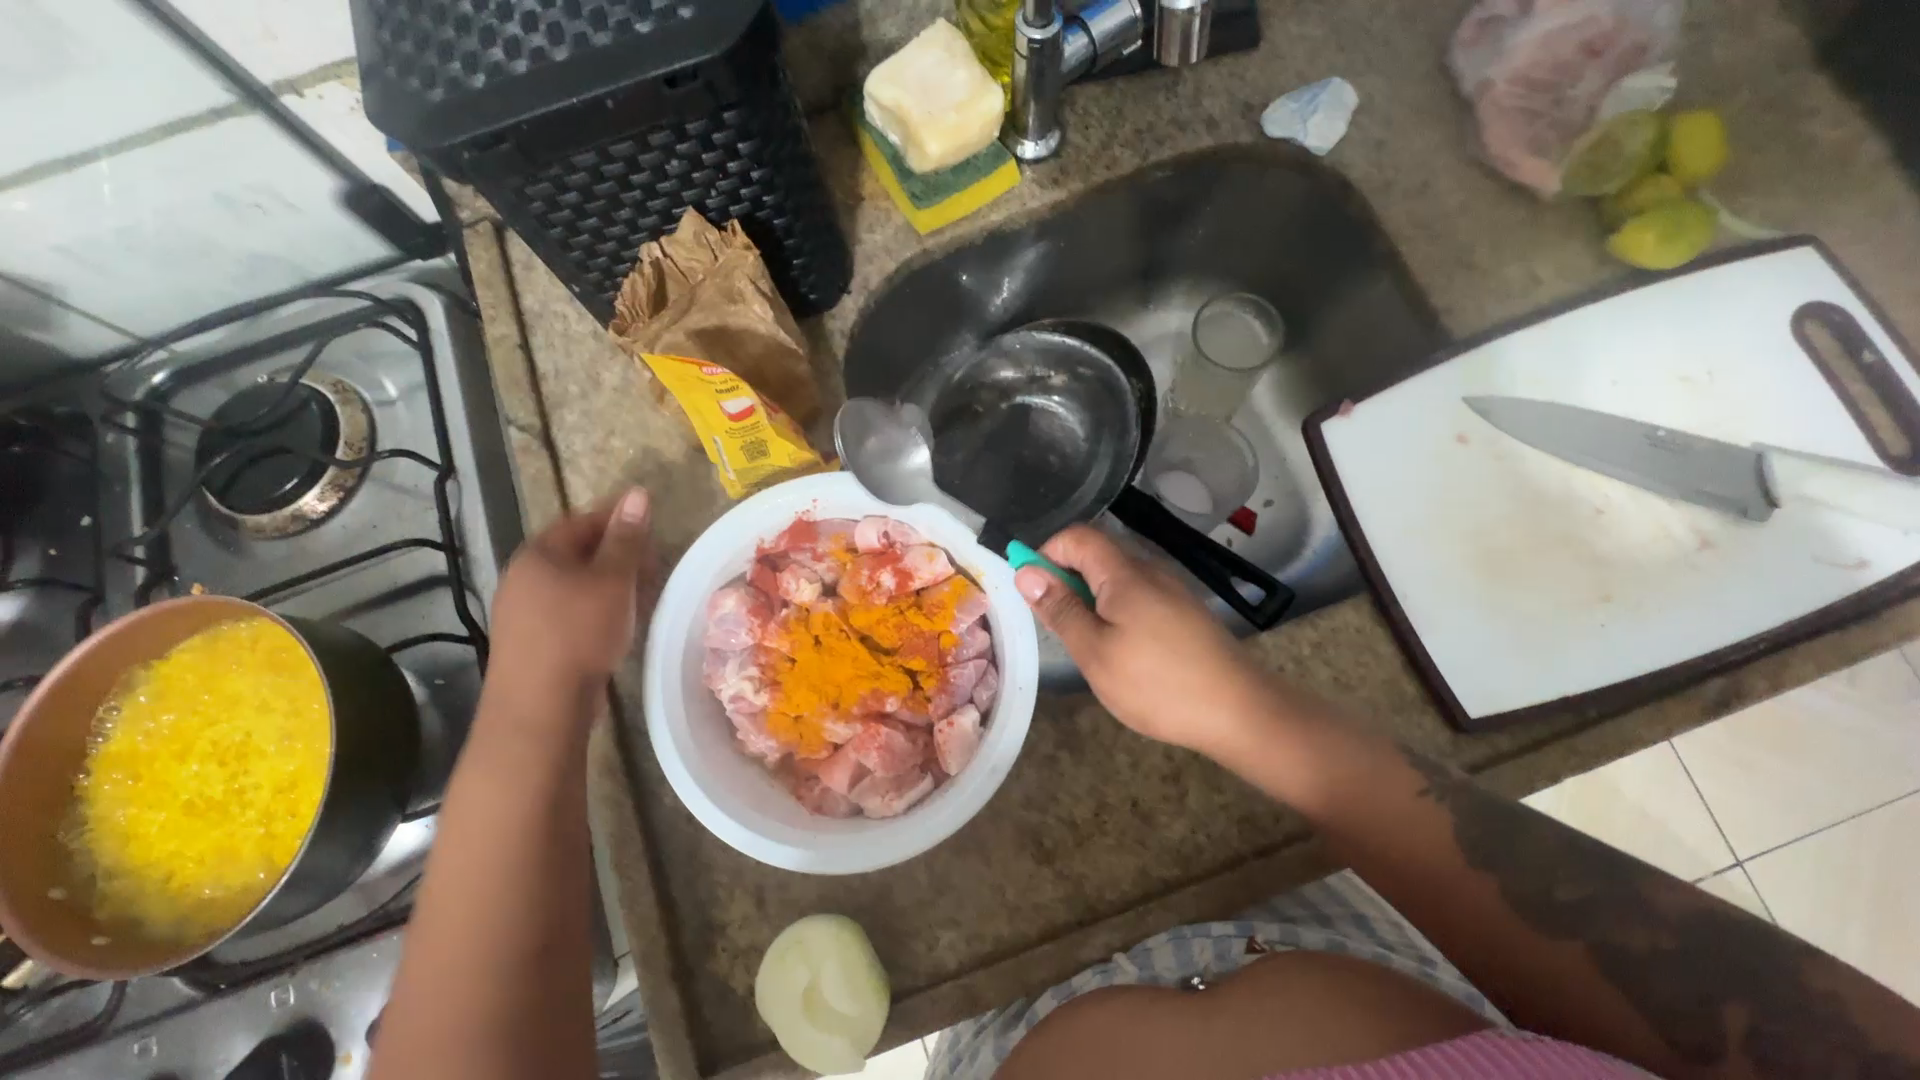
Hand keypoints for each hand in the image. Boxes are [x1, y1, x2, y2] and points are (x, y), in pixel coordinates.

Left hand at [490, 488, 656, 693]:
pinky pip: (567, 612)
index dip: (618, 518)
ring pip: (572, 585)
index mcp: (538, 554)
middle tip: (653, 562)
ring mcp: (521, 613)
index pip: (581, 521)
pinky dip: (595, 608)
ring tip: (642, 593)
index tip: (652, 523)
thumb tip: (638, 494)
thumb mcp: (613, 580)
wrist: (541, 704)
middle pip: (575, 553)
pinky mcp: (530, 643)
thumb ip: (627, 539)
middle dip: (615, 553)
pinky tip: (616, 623)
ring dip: (608, 584)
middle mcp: (522, 578)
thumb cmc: (579, 632)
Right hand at [1015, 526, 1276, 753]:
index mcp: (1125, 573)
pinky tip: (1123, 653)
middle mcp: (1150, 571)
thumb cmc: (1158, 684)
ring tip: (1089, 645)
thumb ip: (1060, 609)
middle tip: (1060, 627)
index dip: (1047, 554)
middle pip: (1098, 554)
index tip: (1034, 593)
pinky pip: (1139, 597)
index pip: (1077, 536)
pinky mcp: (1185, 613)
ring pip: (1118, 579)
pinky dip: (1117, 613)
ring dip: (1092, 600)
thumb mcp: (1095, 652)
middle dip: (1067, 580)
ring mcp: (1172, 591)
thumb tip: (1026, 572)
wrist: (1239, 711)